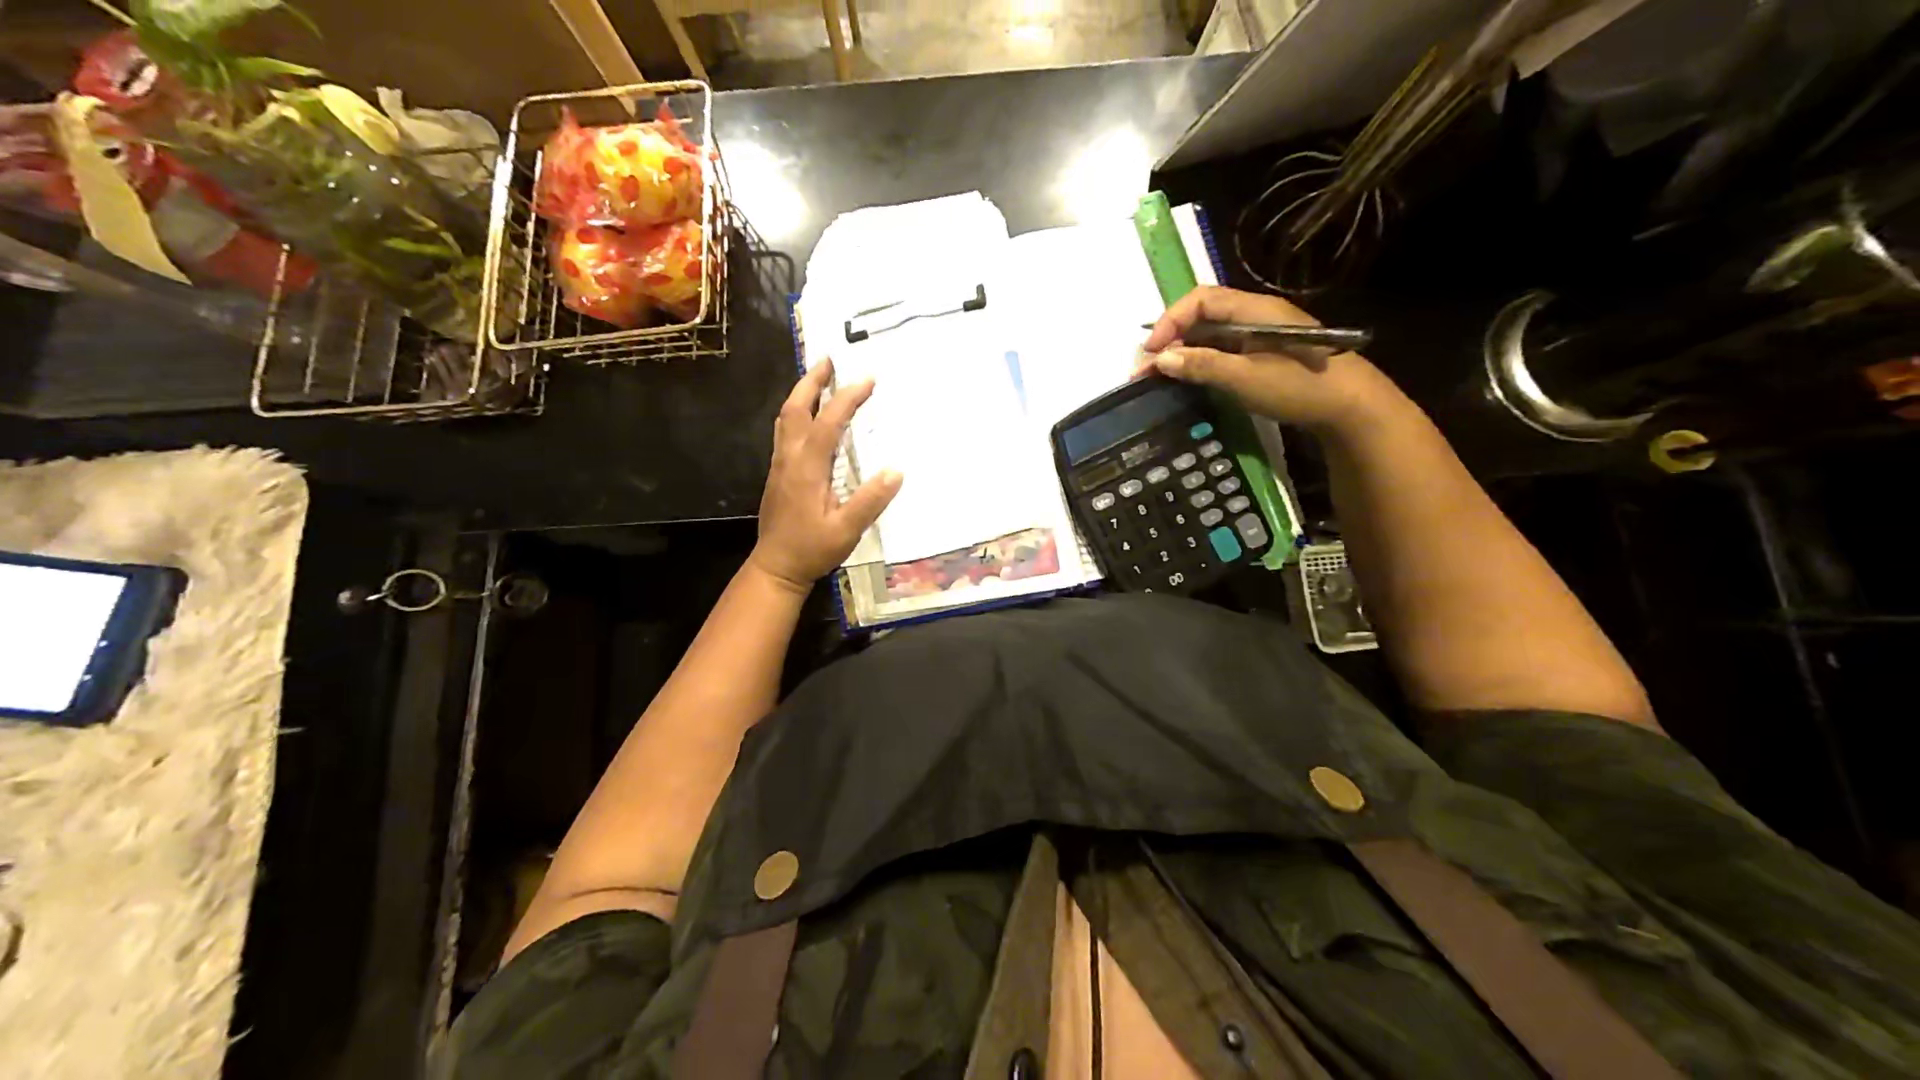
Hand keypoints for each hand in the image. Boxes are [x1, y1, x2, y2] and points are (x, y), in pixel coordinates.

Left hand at [748, 358, 902, 594]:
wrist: (776, 567)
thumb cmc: (812, 549)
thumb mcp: (847, 530)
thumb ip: (870, 500)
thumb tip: (896, 470)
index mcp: (807, 469)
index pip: (827, 423)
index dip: (847, 398)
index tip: (868, 380)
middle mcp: (789, 459)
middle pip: (795, 408)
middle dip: (813, 381)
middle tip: (830, 359)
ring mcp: (780, 465)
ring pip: (785, 417)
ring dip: (802, 392)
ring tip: (820, 376)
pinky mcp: (778, 473)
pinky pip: (785, 430)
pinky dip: (798, 411)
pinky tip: (809, 415)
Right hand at [1139, 286, 1402, 433]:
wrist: (1351, 408)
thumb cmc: (1299, 387)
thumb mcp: (1245, 378)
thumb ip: (1202, 365)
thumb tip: (1161, 359)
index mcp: (1254, 310)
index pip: (1200, 300)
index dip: (1170, 321)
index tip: (1151, 352)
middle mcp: (1255, 316)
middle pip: (1202, 316)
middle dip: (1171, 339)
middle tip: (1147, 370)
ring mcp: (1261, 336)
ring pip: (1210, 335)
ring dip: (1183, 352)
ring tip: (1160, 377)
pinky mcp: (1264, 356)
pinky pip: (1223, 351)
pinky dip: (1200, 362)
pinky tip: (1188, 380)